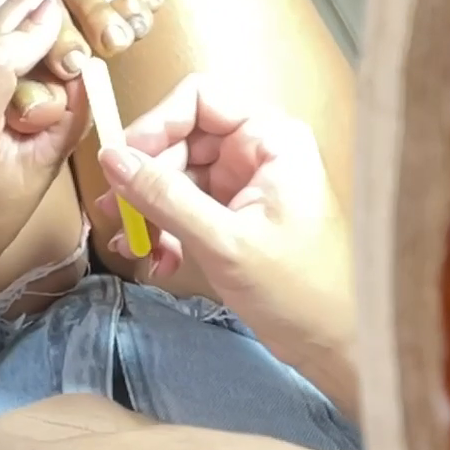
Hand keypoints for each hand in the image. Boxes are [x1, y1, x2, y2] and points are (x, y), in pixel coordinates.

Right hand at [93, 74, 354, 360]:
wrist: (337, 350)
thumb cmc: (302, 293)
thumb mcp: (224, 242)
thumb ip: (164, 197)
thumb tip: (111, 158)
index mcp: (270, 138)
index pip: (199, 98)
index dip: (157, 122)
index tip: (124, 159)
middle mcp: (254, 149)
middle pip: (178, 138)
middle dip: (144, 176)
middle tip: (117, 210)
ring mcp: (240, 181)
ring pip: (173, 173)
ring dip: (147, 207)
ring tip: (131, 241)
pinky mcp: (230, 212)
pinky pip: (180, 204)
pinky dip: (163, 228)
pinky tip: (157, 258)